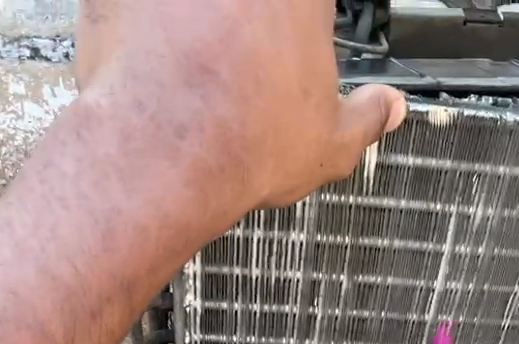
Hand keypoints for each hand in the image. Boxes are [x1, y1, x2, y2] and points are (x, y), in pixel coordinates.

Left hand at [74, 0, 406, 214]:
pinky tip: (149, 58)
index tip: (290, 47)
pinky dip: (138, 21)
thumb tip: (388, 110)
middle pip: (246, 5)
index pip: (308, 6)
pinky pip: (129, 4)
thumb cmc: (241, 143)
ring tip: (192, 61)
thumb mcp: (329, 146)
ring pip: (191, 7)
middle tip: (236, 59)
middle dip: (240, 26)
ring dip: (193, 24)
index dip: (301, 27)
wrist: (164, 154)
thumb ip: (367, 119)